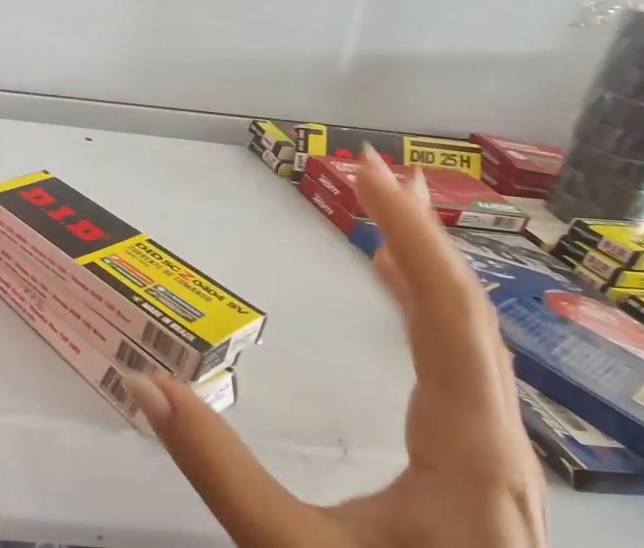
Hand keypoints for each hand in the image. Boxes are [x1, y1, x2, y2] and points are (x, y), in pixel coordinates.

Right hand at [127, 148, 547, 546]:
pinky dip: (429, 313)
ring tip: (388, 211)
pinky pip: (463, 369)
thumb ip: (218, 471)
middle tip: (374, 170)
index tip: (366, 173)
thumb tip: (145, 385)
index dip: (409, 235)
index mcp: (468, 457)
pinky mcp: (481, 473)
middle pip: (472, 318)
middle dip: (422, 234)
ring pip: (476, 343)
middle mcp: (498, 447)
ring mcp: (496, 461)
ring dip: (430, 268)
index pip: (446, 318)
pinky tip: (400, 295)